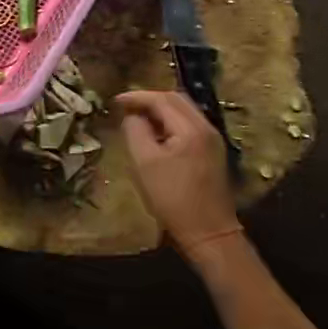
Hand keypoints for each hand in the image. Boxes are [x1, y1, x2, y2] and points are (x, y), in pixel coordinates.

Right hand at [115, 90, 240, 260]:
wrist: (208, 231)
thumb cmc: (172, 198)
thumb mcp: (144, 163)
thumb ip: (135, 132)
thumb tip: (131, 116)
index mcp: (191, 129)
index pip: (162, 99)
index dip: (136, 97)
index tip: (115, 101)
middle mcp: (206, 128)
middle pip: (176, 100)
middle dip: (149, 100)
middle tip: (125, 107)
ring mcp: (212, 141)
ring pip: (184, 112)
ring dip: (160, 111)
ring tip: (136, 118)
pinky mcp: (212, 153)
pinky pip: (188, 126)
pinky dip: (169, 123)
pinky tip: (155, 135)